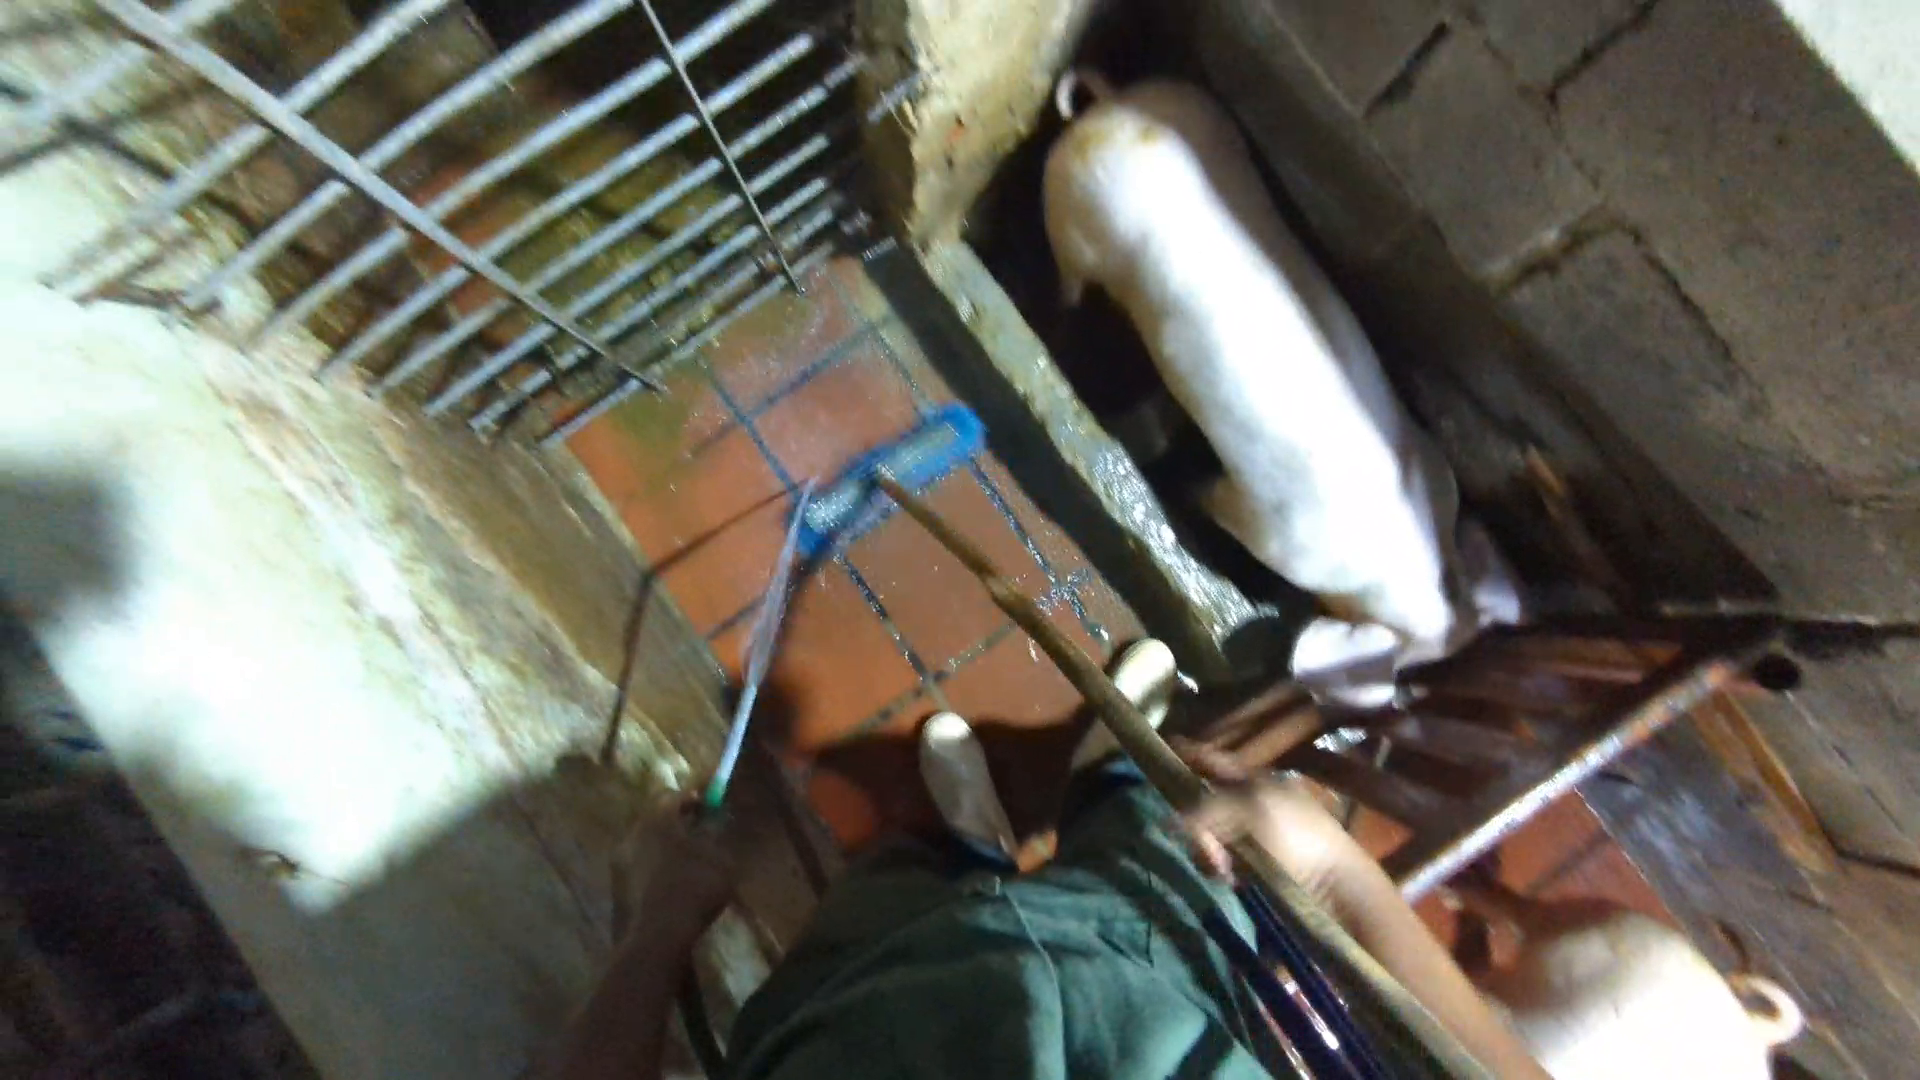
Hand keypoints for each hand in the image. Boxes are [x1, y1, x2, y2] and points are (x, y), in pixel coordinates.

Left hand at [613, 799, 737, 940]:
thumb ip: (717, 836)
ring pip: (645, 845)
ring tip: (687, 861)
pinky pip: (639, 870)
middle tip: (697, 830)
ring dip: (664, 847)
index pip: (673, 795)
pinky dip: (655, 870)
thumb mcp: (720, 858)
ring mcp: (619, 866)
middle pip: (655, 819)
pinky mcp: (616, 892)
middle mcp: (632, 836)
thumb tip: (716, 822)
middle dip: (676, 822)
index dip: (693, 797)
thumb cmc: (693, 888)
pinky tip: (673, 885)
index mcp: (657, 820)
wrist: (655, 941)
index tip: (709, 804)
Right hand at [1175, 741, 1357, 907]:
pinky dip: (1222, 869)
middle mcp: (1254, 804)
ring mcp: (1257, 839)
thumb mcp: (1250, 810)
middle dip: (1195, 820)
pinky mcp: (1260, 871)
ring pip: (1213, 836)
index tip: (1164, 752)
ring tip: (1221, 868)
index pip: (1213, 761)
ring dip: (1209, 850)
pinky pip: (1226, 863)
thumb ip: (1206, 810)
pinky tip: (1231, 879)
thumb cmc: (1299, 838)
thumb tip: (1169, 822)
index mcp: (1258, 780)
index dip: (1189, 756)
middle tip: (1201, 841)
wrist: (1341, 891)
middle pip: (1206, 803)